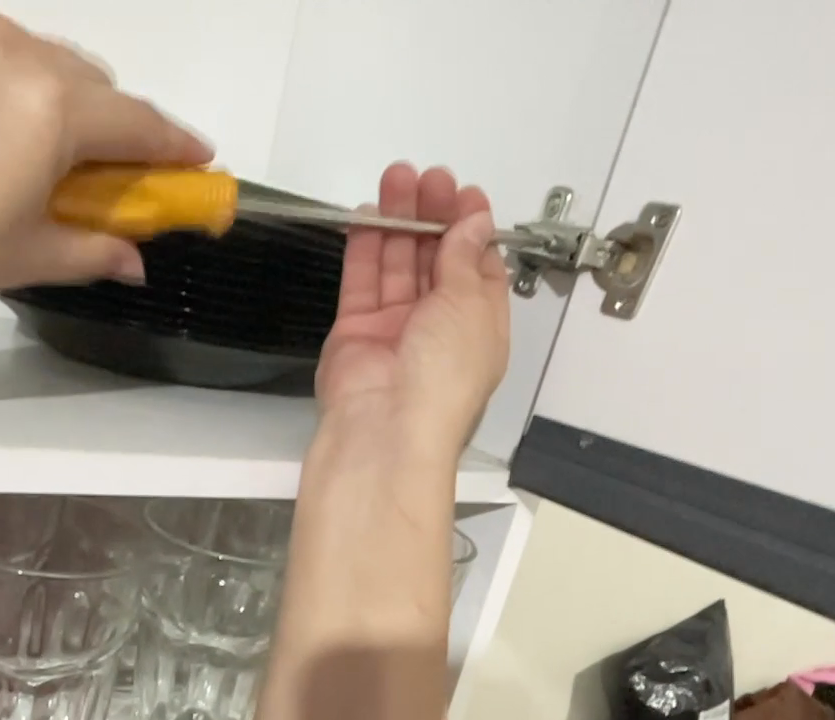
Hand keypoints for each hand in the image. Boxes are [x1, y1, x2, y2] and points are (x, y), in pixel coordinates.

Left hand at [0, 13, 209, 310]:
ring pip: (42, 59)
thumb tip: (134, 262)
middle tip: (102, 176)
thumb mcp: (25, 257)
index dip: (176, 147)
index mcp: (54, 108)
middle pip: (94, 84)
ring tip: (34, 152)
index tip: (198, 163)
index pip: (139, 123)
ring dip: (60, 100)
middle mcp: (16, 51)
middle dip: (113, 127)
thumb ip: (93, 251)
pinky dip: (6, 81)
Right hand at [316, 164, 510, 460]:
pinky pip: (361, 282)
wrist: (386, 426)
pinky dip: (364, 247)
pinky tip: (367, 214)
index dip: (472, 230)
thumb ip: (463, 258)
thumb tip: (472, 223)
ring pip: (398, 265)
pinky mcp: (356, 330)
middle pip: (436, 260)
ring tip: (397, 179)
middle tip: (427, 178)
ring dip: (399, 222)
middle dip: (434, 216)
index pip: (477, 269)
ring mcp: (394, 328)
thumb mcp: (468, 306)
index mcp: (478, 327)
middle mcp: (437, 327)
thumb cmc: (443, 374)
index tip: (465, 194)